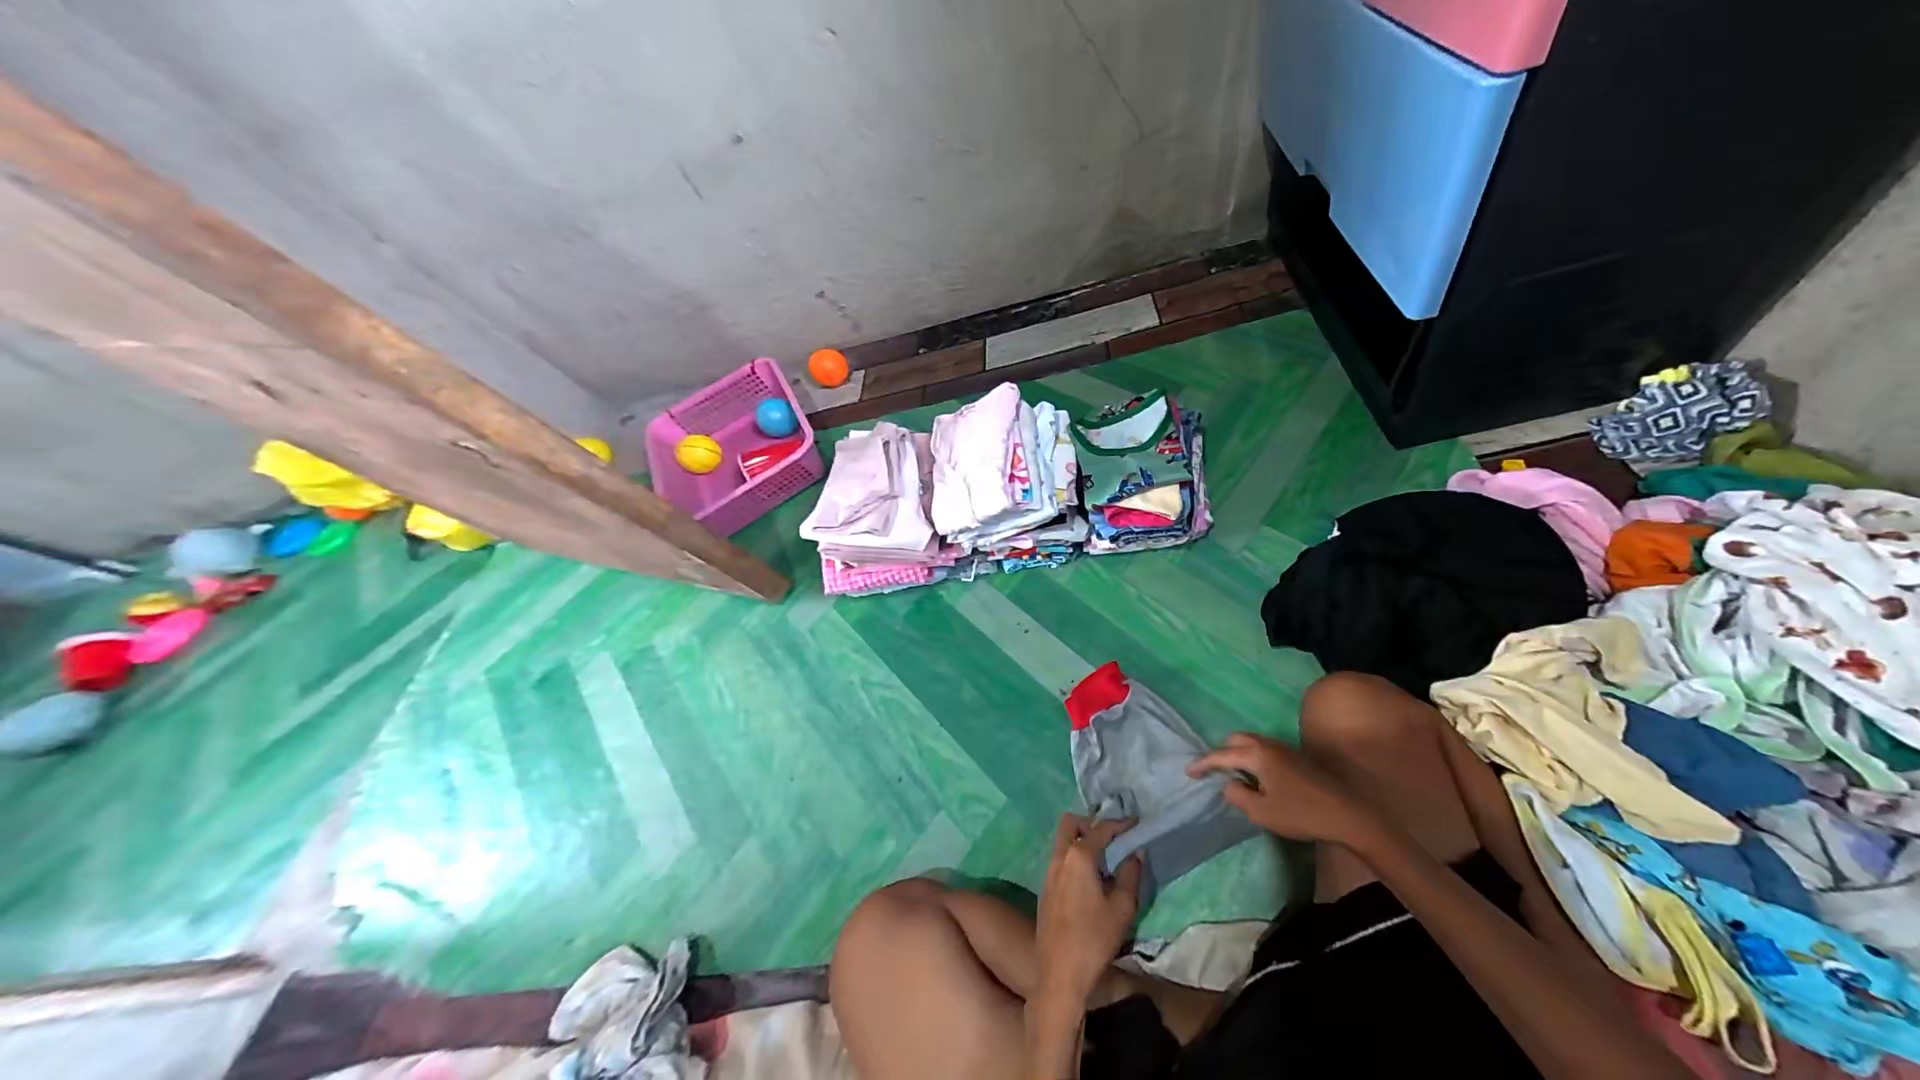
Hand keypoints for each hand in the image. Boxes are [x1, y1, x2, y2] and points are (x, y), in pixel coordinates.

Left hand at [1034, 814, 1141, 1004]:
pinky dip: (1074, 857)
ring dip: (1081, 840)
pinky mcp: (1045, 887)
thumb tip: (1135, 853)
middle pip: (1070, 823)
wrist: (1059, 972)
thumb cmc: (1094, 938)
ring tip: (1105, 858)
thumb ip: (1131, 875)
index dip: (1120, 824)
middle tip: (1112, 837)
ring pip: (1062, 841)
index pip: (1100, 829)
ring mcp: (1048, 872)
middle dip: (1091, 823)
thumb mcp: (1122, 908)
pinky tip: (1091, 878)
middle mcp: (1059, 857)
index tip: (1135, 823)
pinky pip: (1060, 859)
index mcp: (1078, 857)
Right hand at [1188, 732, 1378, 845]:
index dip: (1203, 764)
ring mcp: (1286, 749)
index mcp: (1257, 755)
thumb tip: (1229, 783)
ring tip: (1235, 776)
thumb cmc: (1301, 814)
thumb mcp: (1261, 812)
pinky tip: (1258, 779)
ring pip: (1253, 743)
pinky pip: (1266, 750)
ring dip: (1239, 755)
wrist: (1349, 816)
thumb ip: (1237, 795)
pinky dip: (1254, 758)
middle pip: (1236, 739)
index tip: (1189, 773)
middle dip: (1222, 753)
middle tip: (1214, 772)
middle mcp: (1270, 745)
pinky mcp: (1298, 758)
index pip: (1221, 755)